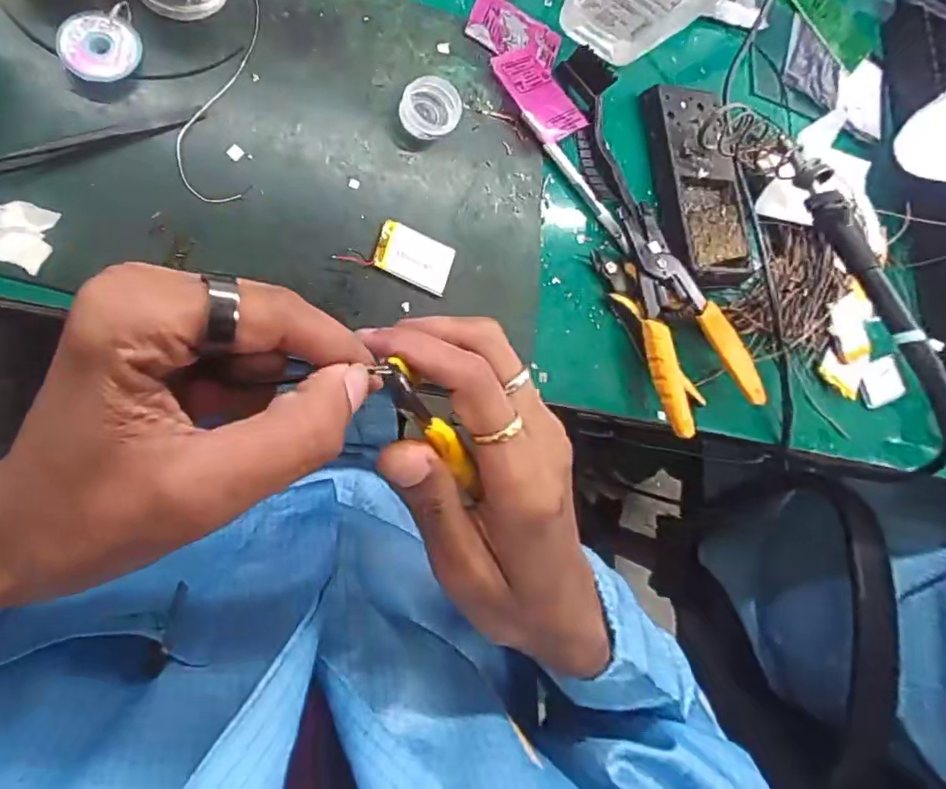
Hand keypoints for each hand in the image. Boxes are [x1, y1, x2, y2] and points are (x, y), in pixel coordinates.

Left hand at [0, 263, 372, 618]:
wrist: (18, 532)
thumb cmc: (94, 519)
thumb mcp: (205, 491)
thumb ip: (293, 435)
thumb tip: (354, 382)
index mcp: (137, 309)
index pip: (262, 307)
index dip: (324, 344)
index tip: (371, 384)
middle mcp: (136, 283)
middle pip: (253, 314)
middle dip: (274, 375)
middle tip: (267, 436)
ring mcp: (134, 298)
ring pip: (241, 329)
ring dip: (249, 385)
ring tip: (213, 438)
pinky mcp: (138, 319)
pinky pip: (217, 340)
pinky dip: (228, 384)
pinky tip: (200, 423)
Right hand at [362, 318, 611, 678]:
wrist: (571, 615)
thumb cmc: (512, 601)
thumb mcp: (462, 571)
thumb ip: (432, 505)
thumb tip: (395, 448)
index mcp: (522, 475)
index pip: (477, 384)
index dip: (424, 351)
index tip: (374, 346)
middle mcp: (541, 434)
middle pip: (491, 345)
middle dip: (430, 330)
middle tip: (377, 344)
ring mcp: (544, 423)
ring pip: (495, 348)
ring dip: (441, 337)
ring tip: (392, 355)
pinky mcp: (537, 422)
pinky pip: (496, 367)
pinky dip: (454, 353)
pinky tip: (420, 374)